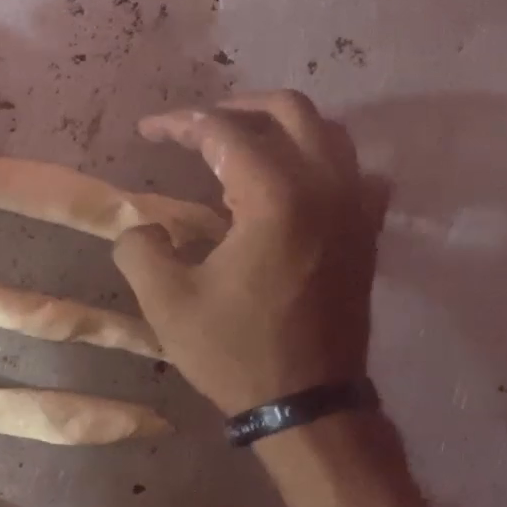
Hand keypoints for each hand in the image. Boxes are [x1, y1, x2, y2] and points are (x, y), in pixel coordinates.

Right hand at [113, 91, 389, 414]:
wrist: (305, 397)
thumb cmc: (231, 349)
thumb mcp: (164, 301)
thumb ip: (140, 249)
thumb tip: (142, 228)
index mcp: (276, 199)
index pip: (228, 135)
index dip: (183, 125)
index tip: (147, 131)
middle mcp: (327, 188)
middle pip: (291, 113)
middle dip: (235, 110)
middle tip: (192, 126)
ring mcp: (356, 208)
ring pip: (328, 134)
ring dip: (278, 127)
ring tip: (234, 145)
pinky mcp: (365, 231)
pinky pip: (351, 169)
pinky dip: (316, 159)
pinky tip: (289, 181)